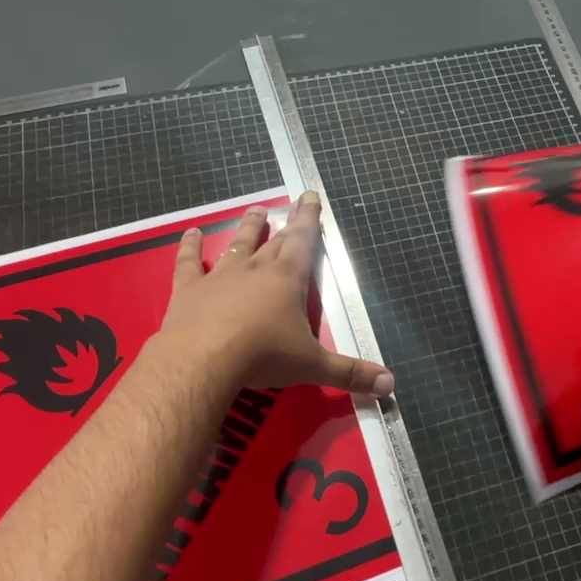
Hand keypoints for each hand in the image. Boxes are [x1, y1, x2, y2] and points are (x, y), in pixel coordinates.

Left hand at [157, 193, 394, 396]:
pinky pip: (190, 263)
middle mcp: (255, 269)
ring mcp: (220, 277)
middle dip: (285, 223)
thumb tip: (391, 384)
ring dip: (246, 228)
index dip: (309, 218)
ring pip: (237, 245)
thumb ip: (351, 373)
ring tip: (254, 211)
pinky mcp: (189, 290)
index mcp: (288, 279)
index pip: (303, 240)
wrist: (202, 360)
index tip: (309, 196)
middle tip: (290, 205)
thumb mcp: (313, 366)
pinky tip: (191, 233)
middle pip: (274, 240)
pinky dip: (190, 247)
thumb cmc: (263, 356)